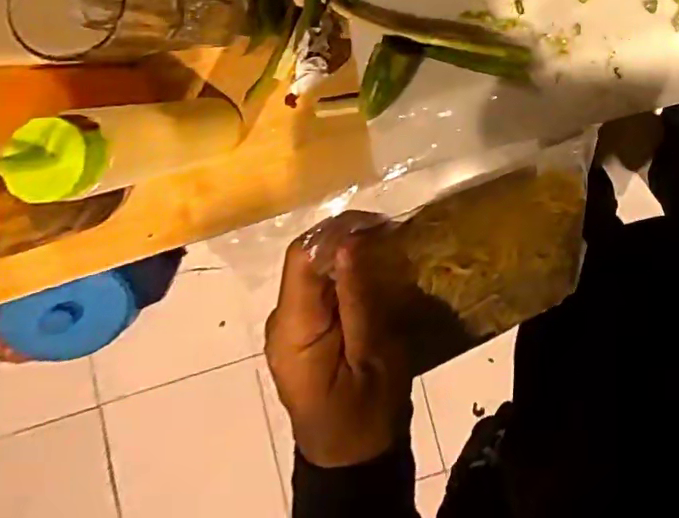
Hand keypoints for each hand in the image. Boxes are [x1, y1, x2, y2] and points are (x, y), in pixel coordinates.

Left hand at [264, 228, 411, 467]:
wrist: (353, 454)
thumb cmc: (366, 409)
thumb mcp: (373, 353)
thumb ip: (358, 298)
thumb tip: (351, 243)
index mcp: (294, 330)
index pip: (301, 258)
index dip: (338, 230)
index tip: (382, 224)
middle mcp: (283, 320)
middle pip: (307, 257)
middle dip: (349, 236)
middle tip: (395, 232)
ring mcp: (292, 323)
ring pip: (316, 267)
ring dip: (352, 250)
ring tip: (393, 245)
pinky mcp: (307, 325)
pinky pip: (323, 284)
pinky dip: (350, 268)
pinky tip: (380, 269)